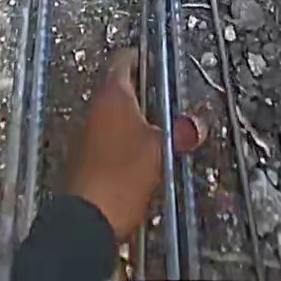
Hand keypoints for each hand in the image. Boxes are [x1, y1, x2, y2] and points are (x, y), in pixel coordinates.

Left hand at [67, 50, 205, 239]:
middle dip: (143, 91)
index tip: (159, 63)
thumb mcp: (161, 150)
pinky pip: (107, 135)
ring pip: (114, 112)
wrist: (86, 223)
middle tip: (166, 99)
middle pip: (120, 85)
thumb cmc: (122, 176)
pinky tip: (140, 155)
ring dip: (134, 116)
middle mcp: (96, 106)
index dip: (143, 57)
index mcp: (113, 94)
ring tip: (158, 129)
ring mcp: (86, 131)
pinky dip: (123, 138)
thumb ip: (181, 132)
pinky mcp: (83, 156)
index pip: (125, 59)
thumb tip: (197, 126)